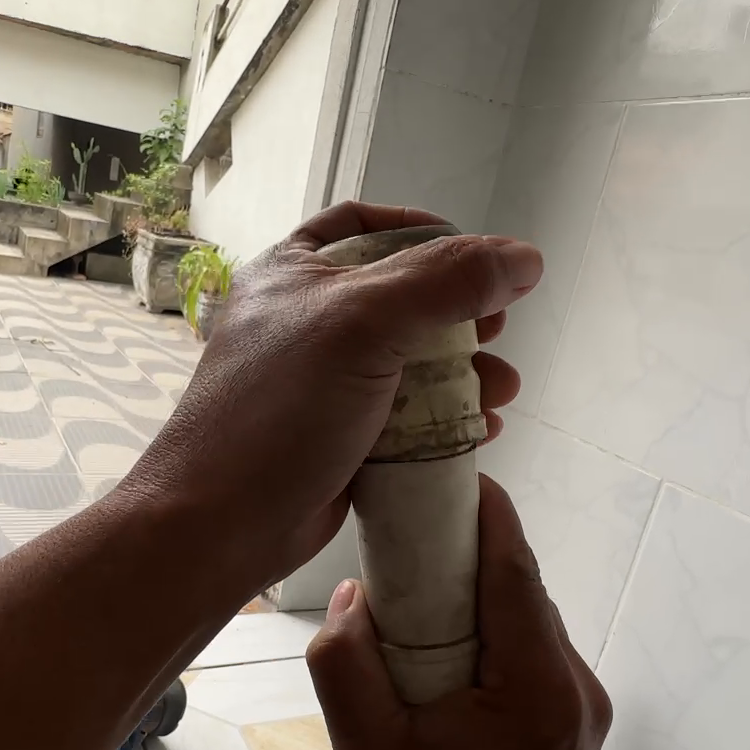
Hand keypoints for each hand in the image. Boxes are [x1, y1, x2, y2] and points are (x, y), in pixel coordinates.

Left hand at [120, 201, 540, 587]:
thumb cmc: (282, 407)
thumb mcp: (361, 324)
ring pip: (411, 361)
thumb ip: (444, 282)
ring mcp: (325, 383)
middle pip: (401, 298)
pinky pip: (406, 413)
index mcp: (295, 273)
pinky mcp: (343, 435)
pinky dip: (447, 415)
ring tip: (503, 389)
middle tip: (498, 329)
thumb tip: (524, 257)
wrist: (224, 523)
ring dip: (465, 370)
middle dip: (459, 312)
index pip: (364, 227)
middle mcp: (309, 321)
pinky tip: (483, 426)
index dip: (422, 232)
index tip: (475, 256)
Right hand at [305, 477, 612, 749]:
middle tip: (408, 527)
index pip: (515, 571)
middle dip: (470, 546)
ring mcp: (580, 705)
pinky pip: (529, 647)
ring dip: (477, 588)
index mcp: (535, 691)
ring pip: (527, 615)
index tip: (448, 474)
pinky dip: (489, 625)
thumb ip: (346, 668)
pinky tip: (443, 641)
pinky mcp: (572, 719)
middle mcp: (573, 688)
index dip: (485, 513)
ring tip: (415, 584)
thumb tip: (352, 598)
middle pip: (522, 587)